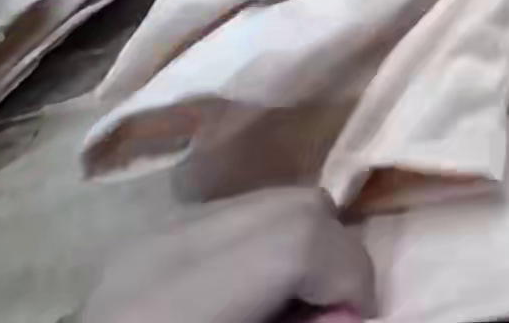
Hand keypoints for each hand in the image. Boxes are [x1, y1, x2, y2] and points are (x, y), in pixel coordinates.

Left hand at [81, 188, 375, 322]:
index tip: (356, 321)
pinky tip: (252, 295)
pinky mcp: (152, 238)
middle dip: (333, 253)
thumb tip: (351, 310)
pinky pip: (240, 215)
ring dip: (303, 244)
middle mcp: (167, 244)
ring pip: (271, 199)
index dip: (348, 273)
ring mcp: (156, 234)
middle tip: (330, 315)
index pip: (298, 235)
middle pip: (294, 202)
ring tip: (291, 305)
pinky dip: (268, 245)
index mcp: (180, 297)